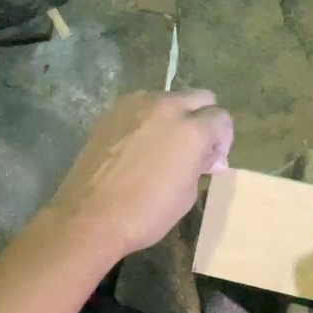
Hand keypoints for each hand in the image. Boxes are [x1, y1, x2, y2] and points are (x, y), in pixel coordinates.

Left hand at [44, 91, 233, 258]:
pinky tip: (139, 144)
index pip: (222, 117)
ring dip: (175, 115)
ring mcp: (137, 103)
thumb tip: (212, 159)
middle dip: (203, 118)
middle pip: (200, 97)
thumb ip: (201, 166)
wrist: (90, 215)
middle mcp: (167, 106)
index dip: (223, 139)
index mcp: (192, 129)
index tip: (213, 159)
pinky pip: (142, 105)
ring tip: (163, 144)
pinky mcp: (114, 109)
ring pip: (169, 98)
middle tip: (194, 147)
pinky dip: (148, 118)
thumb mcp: (186, 195)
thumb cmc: (145, 213)